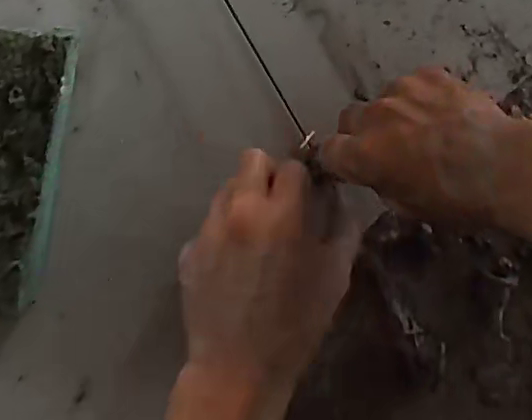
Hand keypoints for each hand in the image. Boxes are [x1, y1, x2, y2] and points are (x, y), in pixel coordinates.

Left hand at [169, 150, 362, 419]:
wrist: (237, 373)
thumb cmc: (296, 324)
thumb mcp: (336, 274)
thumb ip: (343, 225)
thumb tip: (336, 197)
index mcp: (280, 213)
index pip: (292, 165)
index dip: (303, 179)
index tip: (306, 196)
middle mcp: (240, 210)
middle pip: (252, 158)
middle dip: (269, 174)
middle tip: (278, 204)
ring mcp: (208, 229)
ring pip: (227, 188)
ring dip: (244, 200)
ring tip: (254, 233)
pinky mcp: (187, 251)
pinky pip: (209, 223)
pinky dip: (223, 231)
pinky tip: (233, 262)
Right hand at [317, 67, 522, 228]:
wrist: (502, 163)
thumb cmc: (457, 198)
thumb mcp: (409, 206)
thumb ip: (382, 181)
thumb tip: (378, 169)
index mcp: (364, 153)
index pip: (329, 150)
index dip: (339, 159)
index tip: (351, 165)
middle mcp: (375, 115)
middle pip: (351, 117)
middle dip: (363, 131)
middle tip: (389, 146)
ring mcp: (403, 88)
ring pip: (385, 97)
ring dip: (396, 111)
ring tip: (426, 126)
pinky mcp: (430, 73)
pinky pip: (416, 83)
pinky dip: (424, 96)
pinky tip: (446, 111)